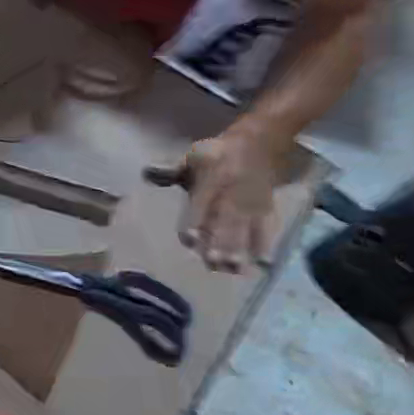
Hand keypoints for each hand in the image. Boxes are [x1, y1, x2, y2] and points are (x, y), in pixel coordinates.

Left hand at [181, 131, 282, 271]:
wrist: (258, 146)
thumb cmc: (216, 154)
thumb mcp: (194, 155)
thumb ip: (172, 169)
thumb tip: (147, 171)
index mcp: (212, 180)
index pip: (202, 202)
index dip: (195, 220)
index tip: (188, 238)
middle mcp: (232, 195)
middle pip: (225, 221)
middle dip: (219, 241)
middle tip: (211, 261)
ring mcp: (251, 204)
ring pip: (245, 229)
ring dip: (239, 248)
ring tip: (231, 267)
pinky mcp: (266, 211)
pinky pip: (266, 228)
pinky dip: (263, 245)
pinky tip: (259, 263)